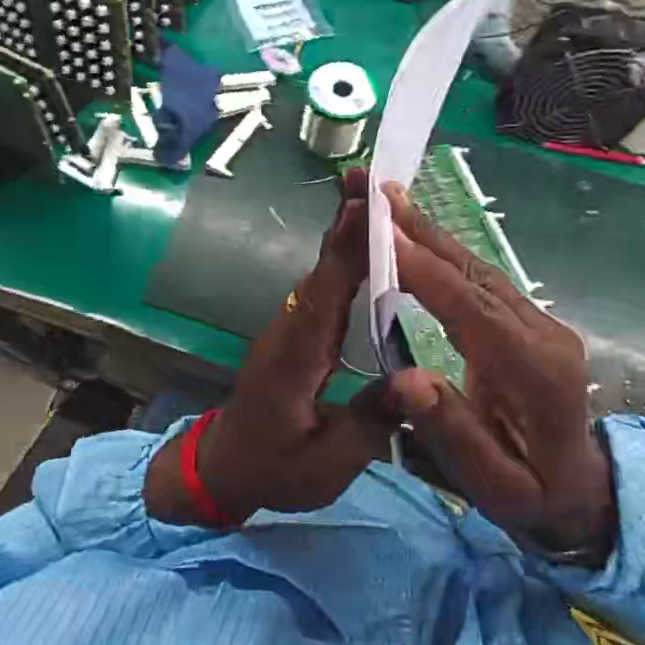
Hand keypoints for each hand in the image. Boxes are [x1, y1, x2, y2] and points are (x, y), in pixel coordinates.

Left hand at [146, 168, 399, 525]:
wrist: (225, 469)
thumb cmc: (272, 469)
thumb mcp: (327, 463)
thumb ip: (371, 422)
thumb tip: (420, 383)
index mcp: (296, 357)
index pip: (325, 293)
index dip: (346, 247)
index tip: (365, 202)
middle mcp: (291, 332)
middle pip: (323, 271)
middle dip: (349, 224)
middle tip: (375, 176)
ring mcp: (291, 331)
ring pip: (323, 276)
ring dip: (348, 237)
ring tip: (378, 198)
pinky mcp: (296, 338)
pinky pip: (324, 292)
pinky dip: (345, 263)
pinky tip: (366, 248)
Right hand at [382, 182, 617, 560]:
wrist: (582, 494)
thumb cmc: (531, 495)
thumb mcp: (491, 485)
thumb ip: (452, 433)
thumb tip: (405, 381)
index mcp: (533, 371)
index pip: (471, 308)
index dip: (424, 269)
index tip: (381, 231)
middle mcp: (542, 333)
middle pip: (476, 273)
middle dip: (423, 230)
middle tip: (376, 190)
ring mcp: (540, 324)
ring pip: (479, 269)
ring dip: (431, 234)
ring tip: (387, 202)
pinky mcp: (529, 324)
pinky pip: (482, 281)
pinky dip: (444, 256)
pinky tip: (418, 239)